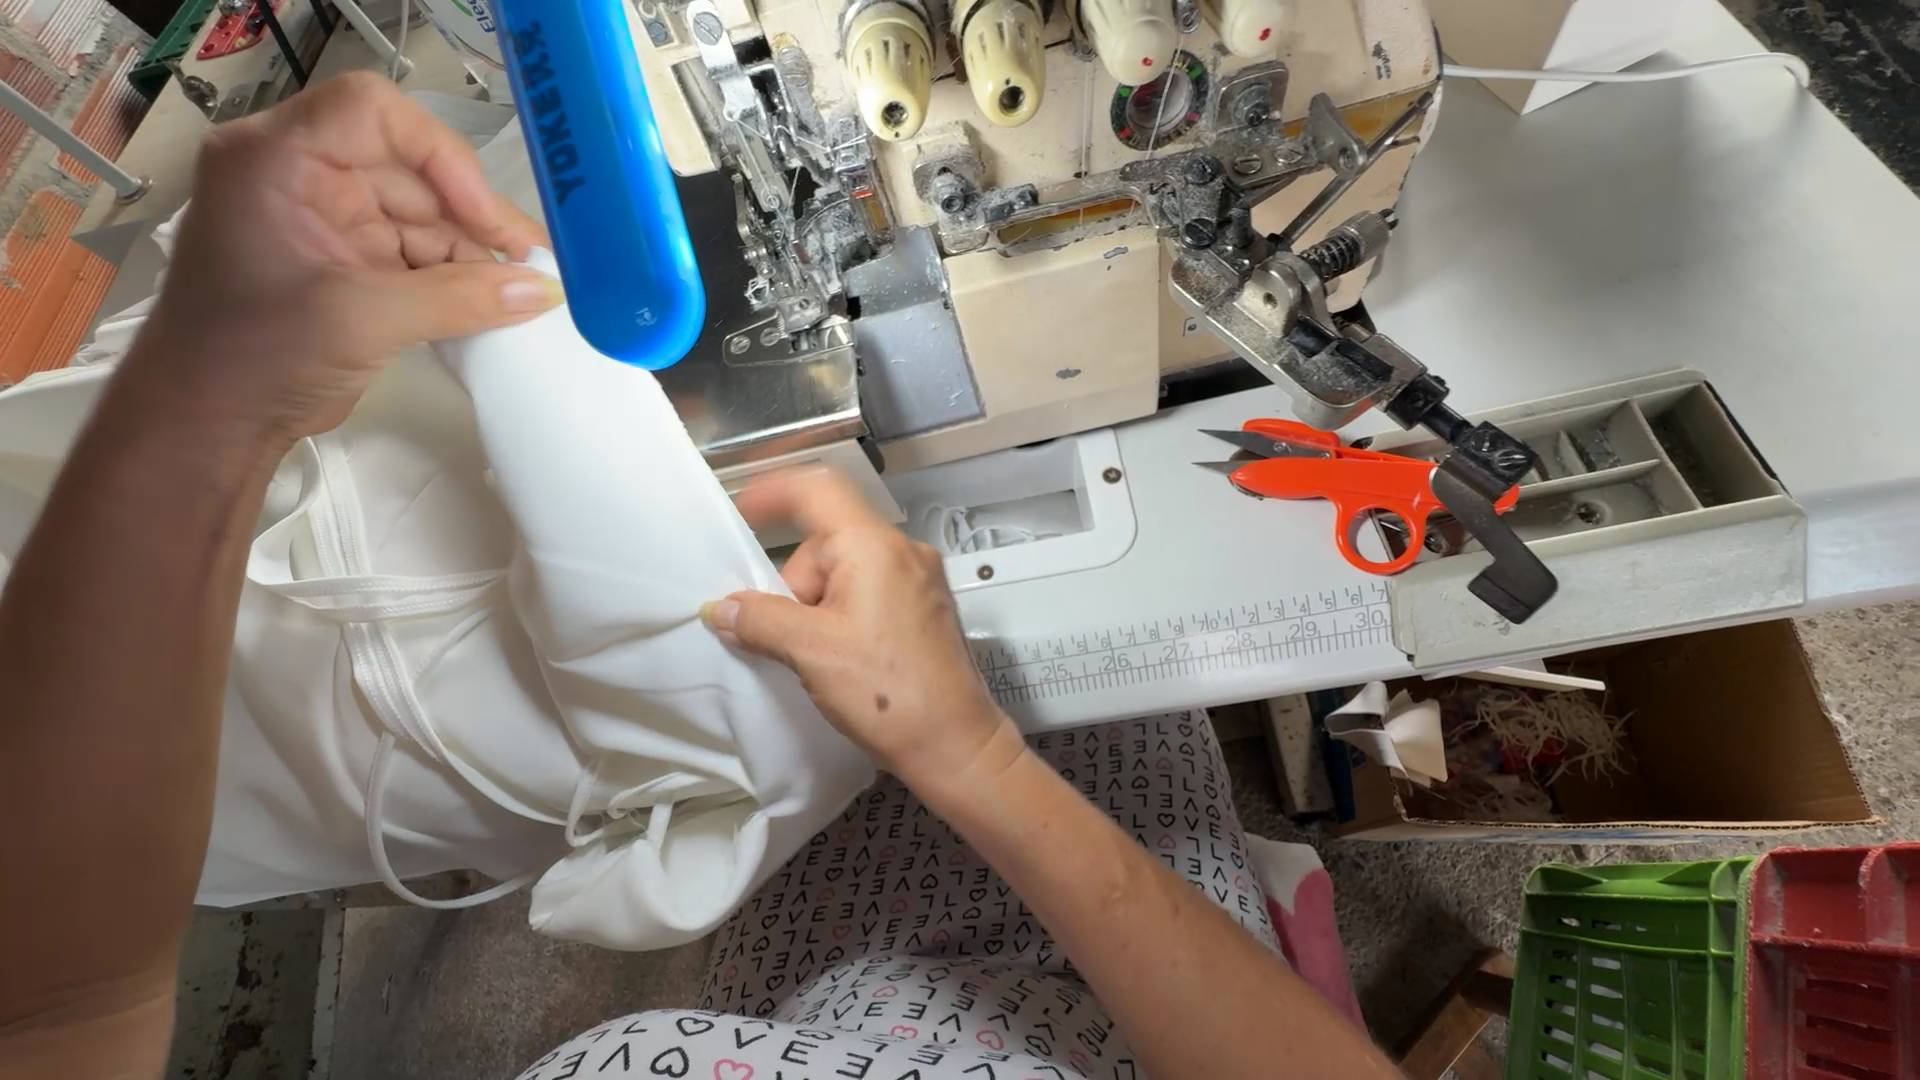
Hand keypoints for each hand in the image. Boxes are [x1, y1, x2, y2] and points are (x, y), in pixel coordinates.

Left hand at [133, 72, 561, 445]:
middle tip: (531, 265)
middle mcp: (308, 179)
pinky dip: (464, 281)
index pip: (376, 114)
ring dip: (478, 256)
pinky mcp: (357, 265)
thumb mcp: (365, 318)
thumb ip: (462, 300)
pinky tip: (497, 305)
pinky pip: (426, 257)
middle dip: (477, 218)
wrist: (216, 416)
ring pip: (430, 219)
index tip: (481, 218)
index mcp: (280, 161)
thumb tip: (543, 292)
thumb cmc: (258, 353)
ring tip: (522, 294)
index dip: (442, 157)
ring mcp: (335, 224)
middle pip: (415, 172)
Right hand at [702, 469, 1025, 796]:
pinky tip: (840, 657)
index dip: (773, 492)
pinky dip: (843, 615)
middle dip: (795, 584)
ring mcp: (920, 580)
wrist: (956, 744)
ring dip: (818, 606)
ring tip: (816, 658)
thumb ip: (761, 621)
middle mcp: (903, 550)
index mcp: (874, 545)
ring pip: (848, 572)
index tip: (742, 514)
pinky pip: (871, 592)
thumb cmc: (886, 691)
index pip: (818, 489)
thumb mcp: (811, 652)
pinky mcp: (927, 608)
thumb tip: (722, 608)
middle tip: (783, 635)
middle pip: (828, 542)